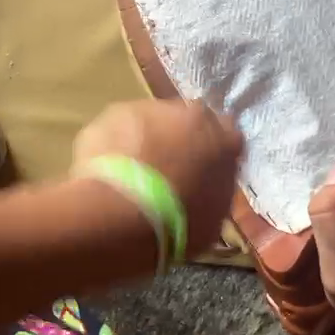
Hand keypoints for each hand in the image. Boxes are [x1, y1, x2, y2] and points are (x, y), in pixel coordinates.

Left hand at [71, 99, 242, 254]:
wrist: (123, 212)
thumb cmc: (177, 225)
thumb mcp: (210, 224)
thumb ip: (213, 198)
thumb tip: (203, 197)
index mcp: (225, 143)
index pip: (227, 139)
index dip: (210, 154)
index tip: (198, 172)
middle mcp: (196, 116)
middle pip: (191, 121)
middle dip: (180, 139)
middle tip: (164, 169)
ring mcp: (156, 109)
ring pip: (155, 119)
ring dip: (147, 139)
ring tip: (130, 171)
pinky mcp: (119, 110)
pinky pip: (122, 125)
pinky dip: (117, 141)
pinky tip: (106, 167)